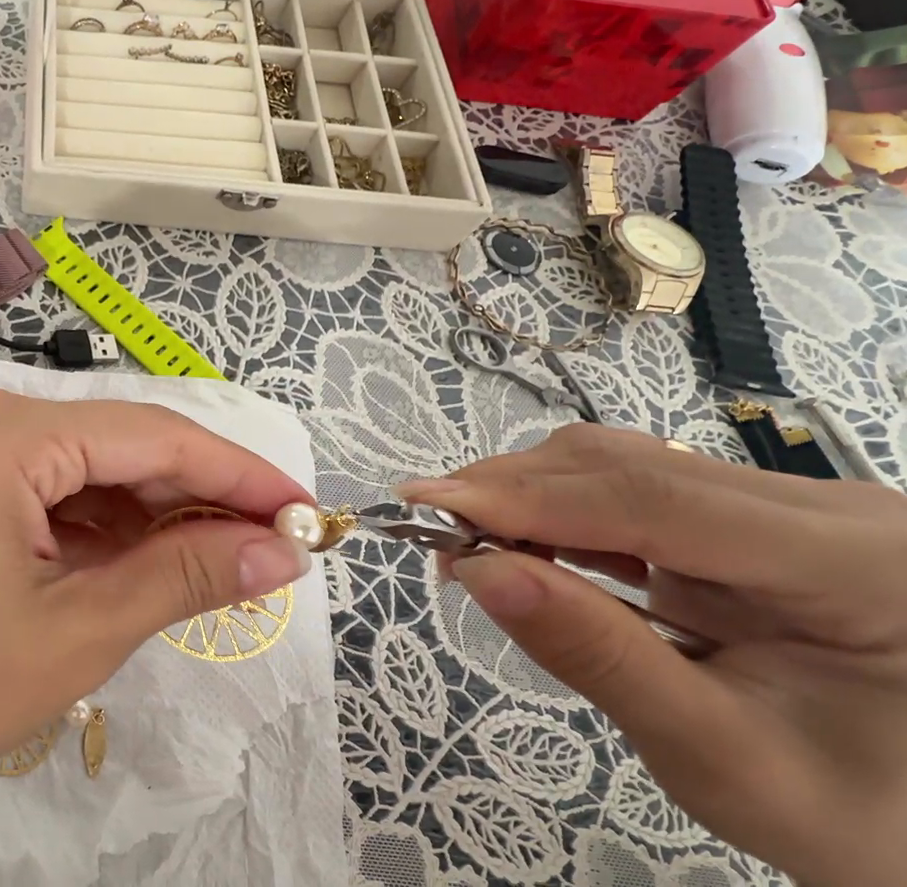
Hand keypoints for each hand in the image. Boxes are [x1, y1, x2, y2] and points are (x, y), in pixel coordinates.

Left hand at [0, 387, 314, 796]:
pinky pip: (40, 485)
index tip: (308, 512)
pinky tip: (140, 559)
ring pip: (80, 465)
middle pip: (115, 442)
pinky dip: (93, 522)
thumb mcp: (80, 629)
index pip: (152, 435)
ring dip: (147, 512)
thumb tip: (280, 549)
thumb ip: (187, 574)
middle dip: (194, 495)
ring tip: (218, 561)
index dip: (239, 473)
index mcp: (3, 432)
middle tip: (273, 548)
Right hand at [399, 424, 906, 886]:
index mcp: (860, 566)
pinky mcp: (751, 524)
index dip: (527, 495)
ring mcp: (790, 511)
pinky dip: (559, 515)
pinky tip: (518, 544)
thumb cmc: (845, 813)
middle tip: (432, 538)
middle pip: (633, 468)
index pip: (656, 499)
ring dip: (528, 497)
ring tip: (468, 545)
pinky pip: (635, 495)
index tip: (422, 503)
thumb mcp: (719, 758)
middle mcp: (830, 511)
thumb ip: (599, 657)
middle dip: (514, 492)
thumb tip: (479, 569)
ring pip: (624, 468)